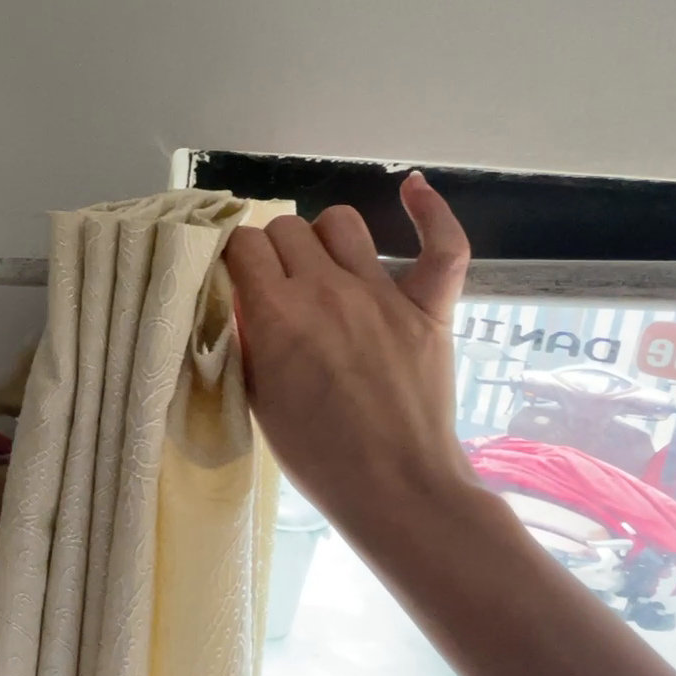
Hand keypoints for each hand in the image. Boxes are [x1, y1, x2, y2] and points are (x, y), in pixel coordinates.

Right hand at [224, 171, 476, 530]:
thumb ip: (246, 333)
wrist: (393, 487)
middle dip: (271, 248)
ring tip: (320, 265)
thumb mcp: (252, 389)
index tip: (232, 276)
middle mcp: (325, 290)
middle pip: (285, 228)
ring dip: (321, 237)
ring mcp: (382, 294)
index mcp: (275, 312)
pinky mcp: (430, 308)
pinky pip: (443, 244)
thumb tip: (242, 297)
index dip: (232, 255)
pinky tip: (411, 188)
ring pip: (341, 223)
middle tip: (272, 281)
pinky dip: (430, 211)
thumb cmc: (310, 449)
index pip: (242, 244)